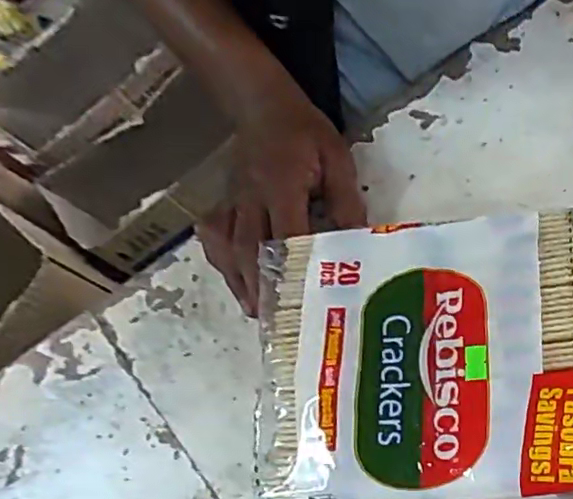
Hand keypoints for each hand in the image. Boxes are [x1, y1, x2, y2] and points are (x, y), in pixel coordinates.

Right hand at [198, 91, 365, 315]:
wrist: (261, 102)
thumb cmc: (306, 133)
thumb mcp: (337, 160)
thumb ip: (346, 201)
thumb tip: (357, 243)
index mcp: (280, 184)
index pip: (286, 234)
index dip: (293, 269)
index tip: (302, 300)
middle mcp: (250, 196)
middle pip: (250, 248)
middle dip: (262, 287)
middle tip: (276, 321)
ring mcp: (233, 200)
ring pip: (229, 246)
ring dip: (241, 281)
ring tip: (256, 313)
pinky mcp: (226, 201)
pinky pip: (215, 234)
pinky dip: (222, 261)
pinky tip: (236, 282)